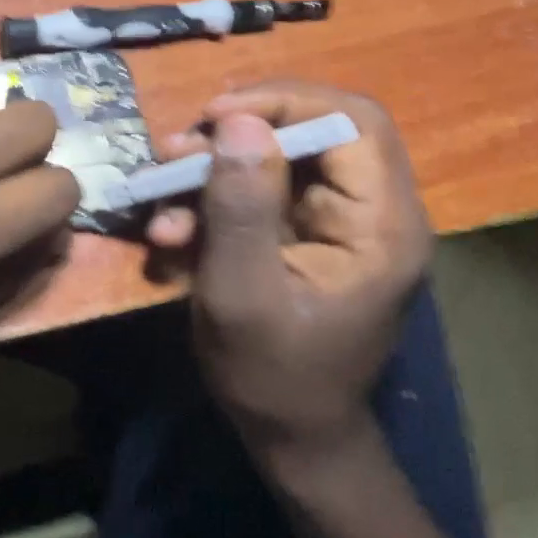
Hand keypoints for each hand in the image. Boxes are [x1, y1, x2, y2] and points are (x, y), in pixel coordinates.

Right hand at [147, 82, 431, 459]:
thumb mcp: (240, 290)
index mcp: (380, 225)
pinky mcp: (305, 237)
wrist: (290, 435)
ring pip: (276, 159)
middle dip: (233, 135)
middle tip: (172, 153)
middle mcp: (369, 212)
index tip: (212, 117)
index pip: (351, 121)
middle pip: (311, 130)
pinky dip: (210, 201)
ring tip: (157, 195)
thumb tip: (237, 119)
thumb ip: (241, 205)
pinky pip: (258, 194)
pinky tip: (170, 232)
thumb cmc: (270, 372)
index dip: (282, 101)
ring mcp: (336, 224)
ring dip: (211, 170)